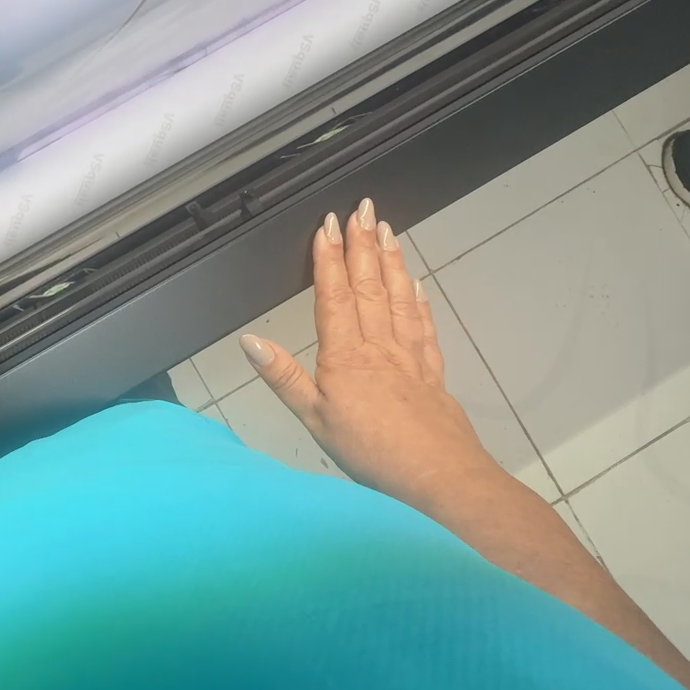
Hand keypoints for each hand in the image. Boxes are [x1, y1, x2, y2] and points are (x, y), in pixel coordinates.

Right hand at [241, 199, 501, 503]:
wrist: (440, 479)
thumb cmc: (371, 451)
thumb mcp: (313, 418)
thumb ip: (282, 377)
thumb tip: (249, 340)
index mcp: (346, 356)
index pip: (334, 297)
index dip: (329, 259)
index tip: (327, 226)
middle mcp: (380, 347)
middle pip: (369, 287)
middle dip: (362, 246)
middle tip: (362, 210)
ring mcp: (410, 357)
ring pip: (398, 299)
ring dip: (390, 262)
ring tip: (387, 231)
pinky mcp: (432, 373)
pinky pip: (423, 327)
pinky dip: (417, 301)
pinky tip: (416, 285)